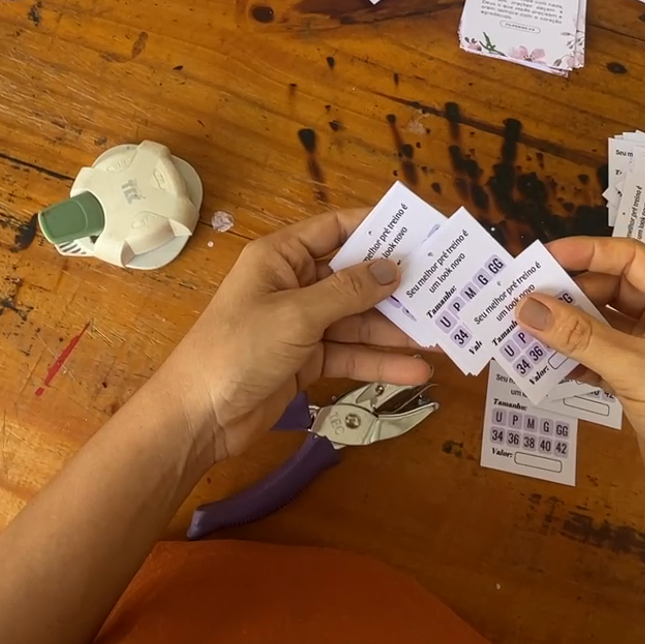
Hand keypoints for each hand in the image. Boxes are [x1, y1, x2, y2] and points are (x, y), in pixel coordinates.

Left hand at [151, 210, 433, 464]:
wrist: (199, 416)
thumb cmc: (240, 348)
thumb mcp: (296, 315)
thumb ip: (347, 292)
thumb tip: (393, 268)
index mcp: (281, 256)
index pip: (336, 229)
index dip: (377, 227)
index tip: (421, 231)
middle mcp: (294, 283)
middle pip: (353, 276)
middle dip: (396, 285)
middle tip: (445, 287)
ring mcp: (302, 323)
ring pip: (357, 319)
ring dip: (396, 328)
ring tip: (444, 334)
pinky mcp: (307, 359)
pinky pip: (350, 352)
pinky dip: (380, 360)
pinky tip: (417, 369)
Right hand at [514, 238, 644, 519]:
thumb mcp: (634, 369)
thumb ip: (576, 335)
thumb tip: (523, 306)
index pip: (630, 258)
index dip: (585, 252)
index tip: (541, 258)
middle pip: (614, 287)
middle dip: (570, 293)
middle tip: (524, 299)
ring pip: (605, 321)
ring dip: (569, 326)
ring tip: (526, 328)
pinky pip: (604, 353)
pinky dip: (577, 355)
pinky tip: (547, 363)